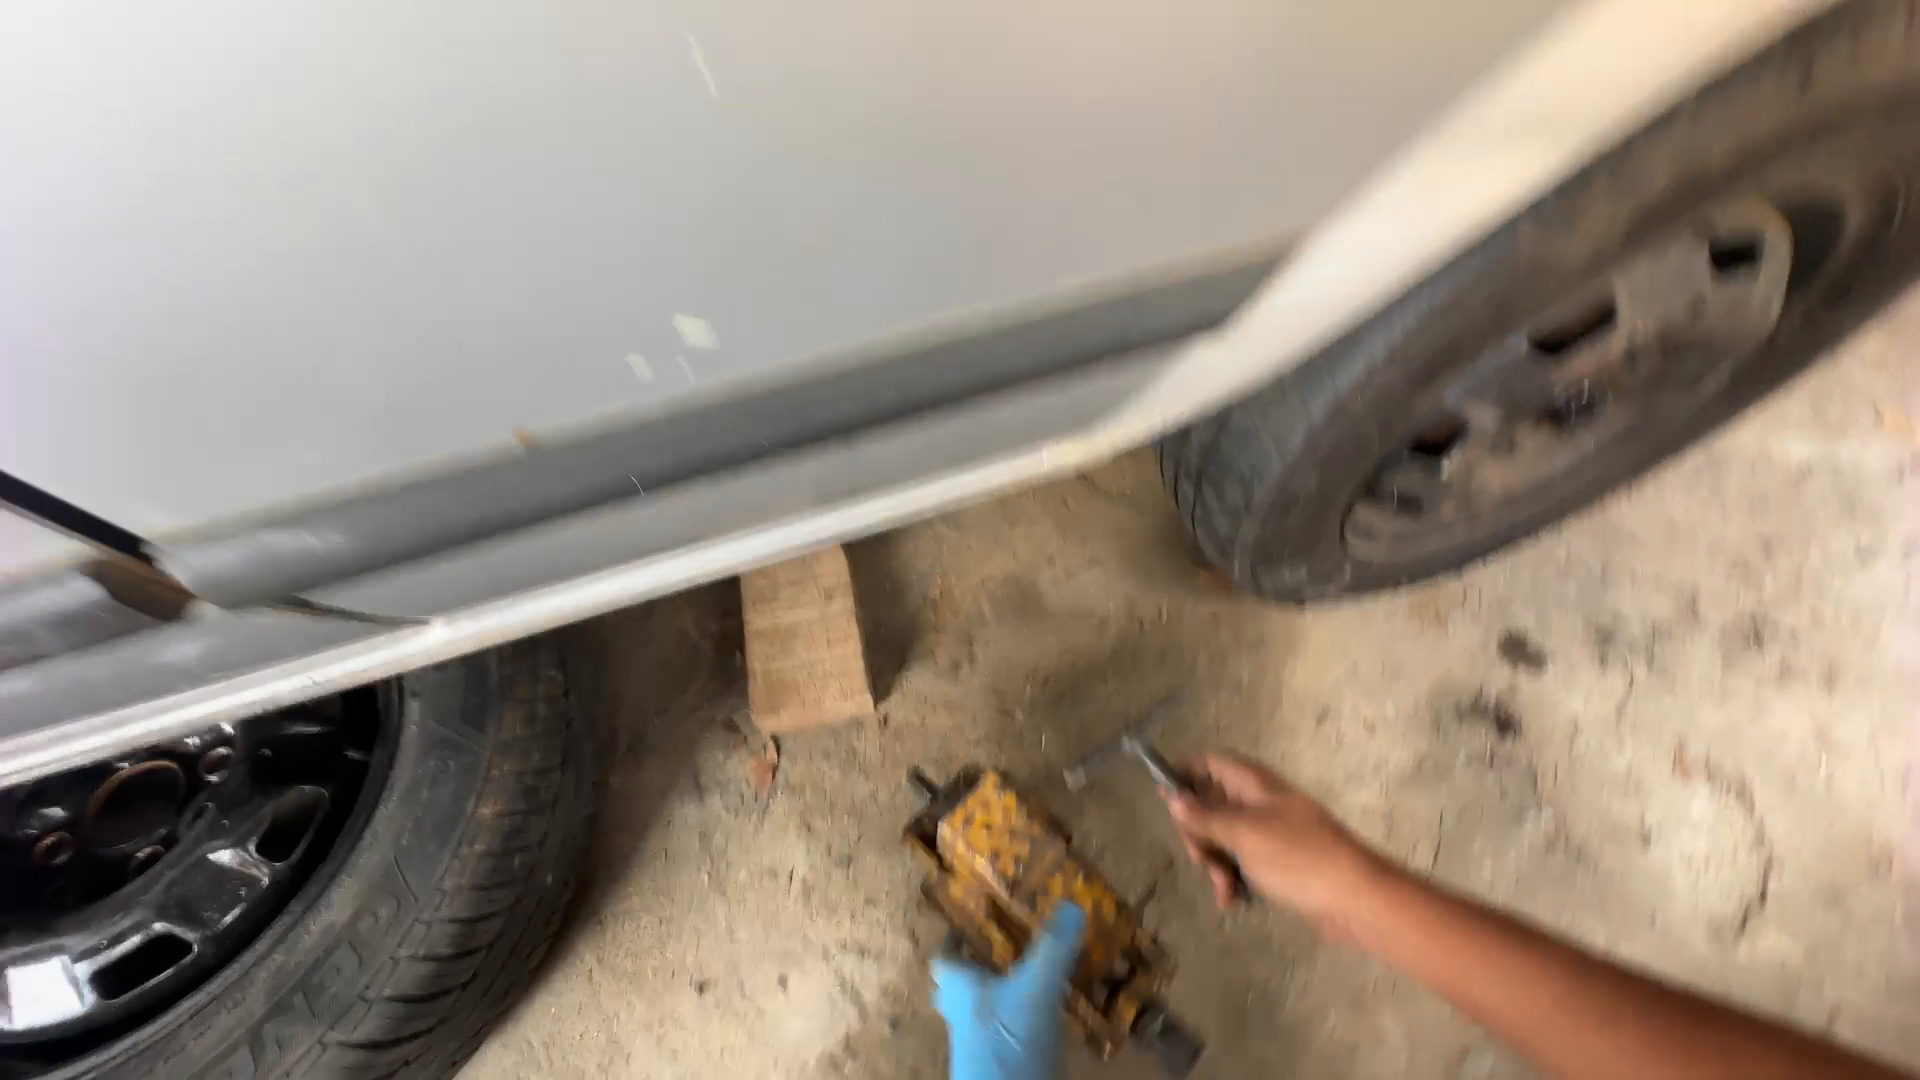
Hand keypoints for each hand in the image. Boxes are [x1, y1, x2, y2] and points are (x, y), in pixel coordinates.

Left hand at [931, 903, 1086, 1079]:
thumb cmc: (1007, 1047)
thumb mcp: (1034, 991)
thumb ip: (1052, 949)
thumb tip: (1072, 903)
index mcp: (959, 988)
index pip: (944, 957)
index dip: (953, 937)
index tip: (970, 917)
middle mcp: (963, 1015)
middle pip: (959, 985)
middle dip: (978, 965)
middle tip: (1005, 944)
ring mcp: (983, 1045)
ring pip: (984, 1010)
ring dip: (1003, 992)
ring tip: (1038, 971)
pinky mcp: (1006, 1067)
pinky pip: (1011, 1034)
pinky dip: (1027, 1020)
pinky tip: (1054, 1013)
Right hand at [1164, 753, 1385, 934]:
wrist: (1359, 901)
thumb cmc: (1299, 858)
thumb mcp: (1244, 834)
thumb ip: (1205, 816)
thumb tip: (1172, 797)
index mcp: (1252, 783)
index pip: (1208, 763)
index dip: (1185, 776)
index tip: (1168, 805)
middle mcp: (1257, 801)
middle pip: (1208, 803)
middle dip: (1198, 833)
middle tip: (1201, 859)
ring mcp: (1267, 831)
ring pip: (1222, 836)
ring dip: (1214, 862)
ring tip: (1223, 889)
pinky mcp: (1275, 860)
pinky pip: (1240, 860)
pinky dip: (1232, 877)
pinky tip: (1232, 900)